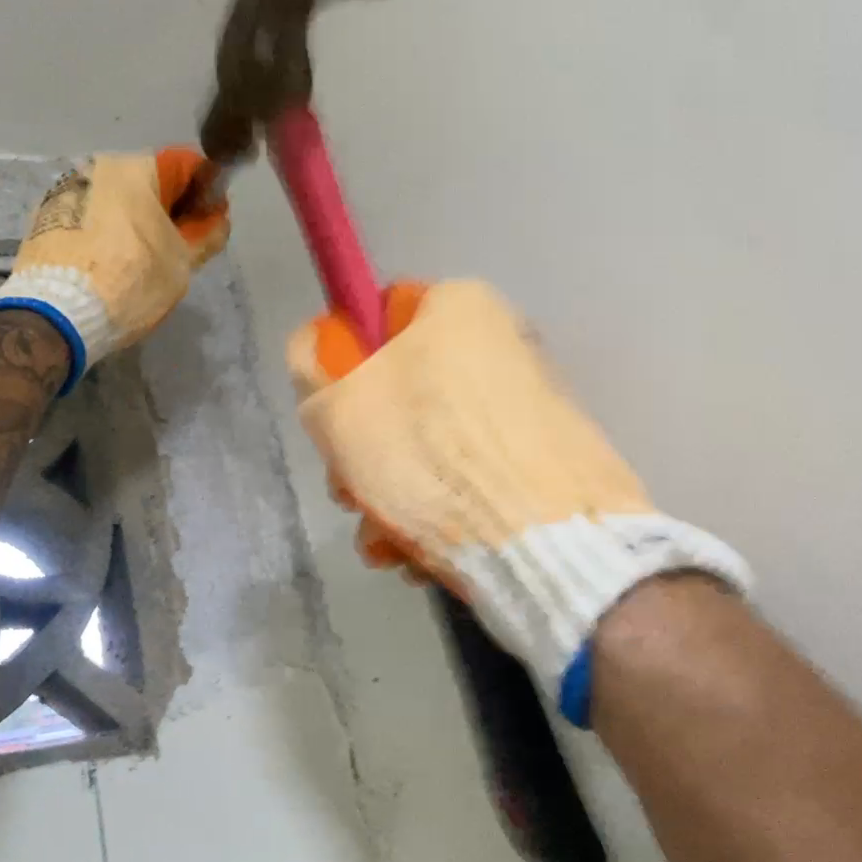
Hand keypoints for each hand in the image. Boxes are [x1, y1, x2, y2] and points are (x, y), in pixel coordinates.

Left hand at [0, 148, 229, 392]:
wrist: (57, 316)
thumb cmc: (129, 282)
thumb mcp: (182, 264)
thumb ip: (206, 235)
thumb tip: (216, 220)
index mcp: (134, 168)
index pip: (187, 167)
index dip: (206, 195)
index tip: (207, 227)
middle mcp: (95, 168)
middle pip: (146, 184)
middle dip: (164, 212)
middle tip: (173, 251)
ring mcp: (62, 193)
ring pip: (112, 204)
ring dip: (129, 226)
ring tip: (134, 265)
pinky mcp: (40, 222)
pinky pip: (84, 223)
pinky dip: (99, 238)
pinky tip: (103, 269)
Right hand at [288, 279, 750, 724]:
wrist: (547, 545)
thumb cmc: (428, 458)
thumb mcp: (338, 409)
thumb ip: (309, 368)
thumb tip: (315, 347)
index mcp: (459, 307)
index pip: (377, 318)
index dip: (342, 368)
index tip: (334, 418)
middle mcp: (503, 344)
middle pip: (400, 392)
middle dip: (364, 451)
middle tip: (350, 493)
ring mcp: (532, 407)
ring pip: (431, 444)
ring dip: (392, 493)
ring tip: (384, 542)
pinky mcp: (552, 462)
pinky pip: (473, 476)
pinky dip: (440, 510)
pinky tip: (419, 553)